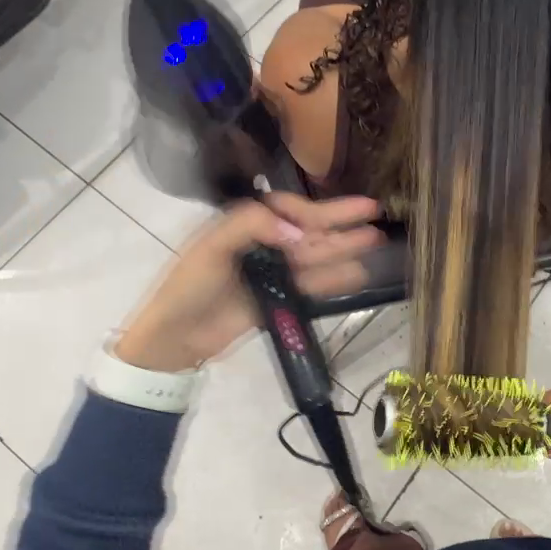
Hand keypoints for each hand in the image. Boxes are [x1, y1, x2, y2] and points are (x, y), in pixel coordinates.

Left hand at [115, 195, 381, 372]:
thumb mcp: (212, 247)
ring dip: (343, 247)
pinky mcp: (281, 299)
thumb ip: (253, 227)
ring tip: (375, 240)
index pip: (285, 209)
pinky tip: (358, 273)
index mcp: (244, 225)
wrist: (175, 339)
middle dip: (339, 220)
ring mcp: (274, 273)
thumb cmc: (189, 286)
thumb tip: (300, 231)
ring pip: (315, 255)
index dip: (309, 211)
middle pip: (307, 229)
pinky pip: (313, 285)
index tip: (324, 219)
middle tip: (373, 211)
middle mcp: (264, 244)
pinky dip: (335, 278)